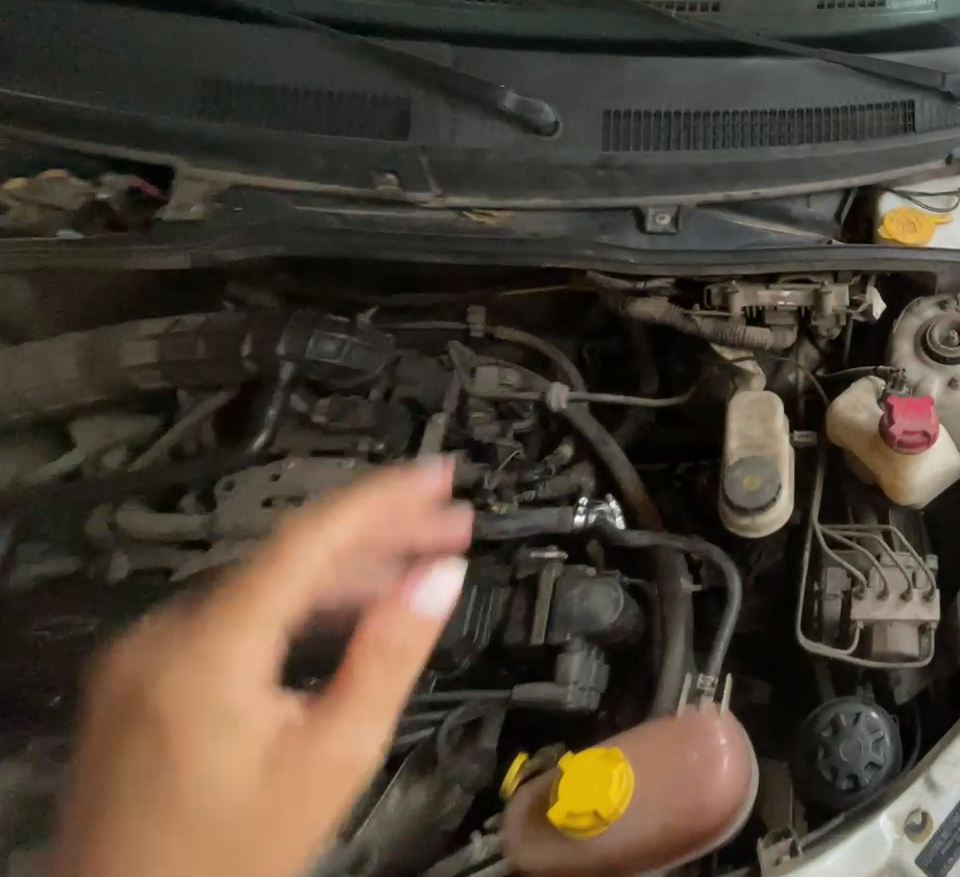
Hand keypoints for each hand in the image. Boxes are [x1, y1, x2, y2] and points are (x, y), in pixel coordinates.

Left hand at [51, 460, 473, 876]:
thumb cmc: (234, 847)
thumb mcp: (337, 750)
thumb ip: (393, 651)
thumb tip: (443, 575)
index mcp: (207, 649)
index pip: (310, 538)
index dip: (384, 497)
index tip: (441, 475)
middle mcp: (165, 637)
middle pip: (293, 552)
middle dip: (384, 530)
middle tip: (454, 519)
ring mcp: (150, 655)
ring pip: (273, 577)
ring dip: (356, 563)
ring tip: (428, 556)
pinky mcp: (151, 675)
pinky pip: (248, 608)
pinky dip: (315, 595)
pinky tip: (365, 600)